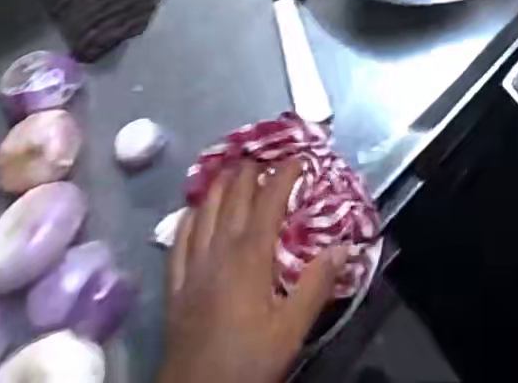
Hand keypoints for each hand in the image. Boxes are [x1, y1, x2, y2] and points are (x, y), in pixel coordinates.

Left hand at [157, 160, 347, 382]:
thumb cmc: (247, 362)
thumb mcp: (291, 330)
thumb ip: (316, 284)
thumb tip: (343, 246)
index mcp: (250, 254)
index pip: (269, 198)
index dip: (285, 173)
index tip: (301, 158)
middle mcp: (219, 249)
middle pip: (234, 195)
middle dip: (251, 169)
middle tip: (266, 155)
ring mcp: (193, 265)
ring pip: (204, 209)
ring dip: (219, 183)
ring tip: (232, 168)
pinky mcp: (175, 284)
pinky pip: (179, 239)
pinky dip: (189, 216)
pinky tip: (193, 209)